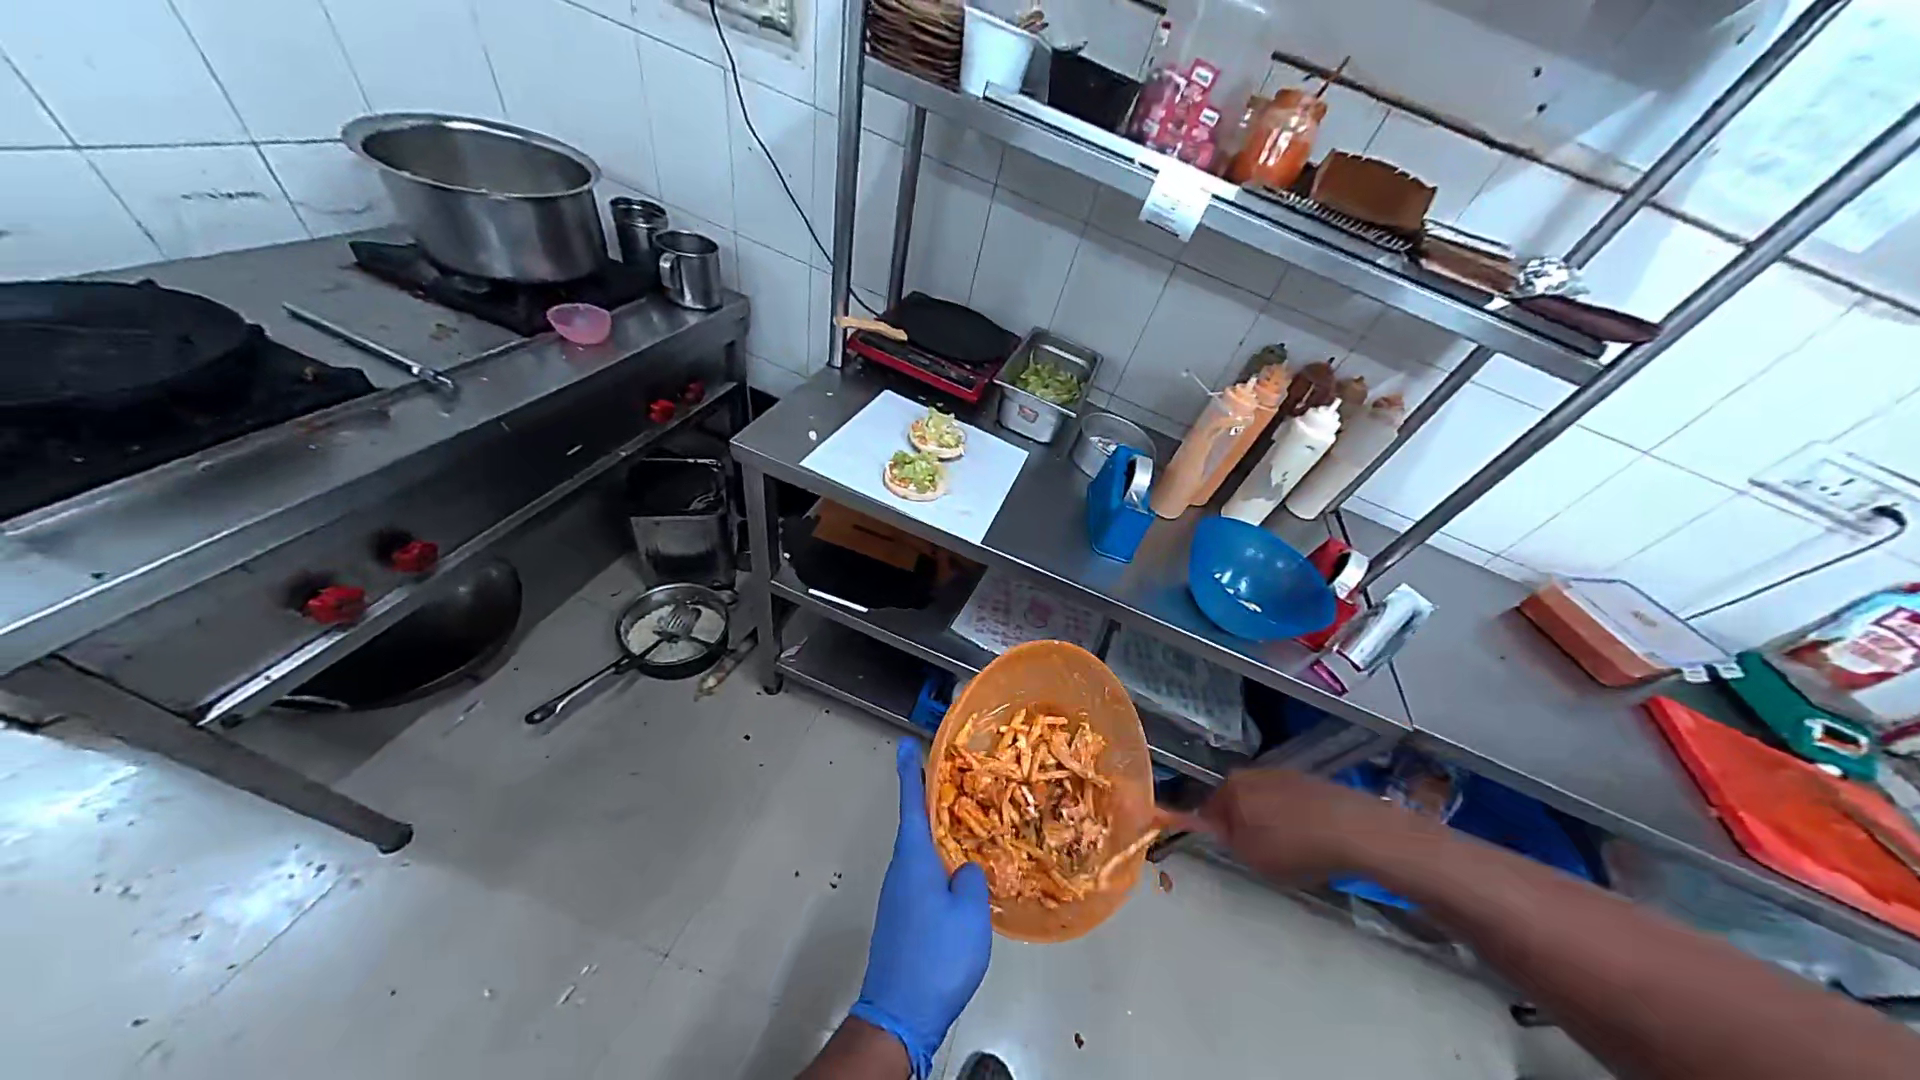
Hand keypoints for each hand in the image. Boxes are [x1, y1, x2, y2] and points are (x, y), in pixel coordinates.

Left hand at [850, 739, 991, 1078]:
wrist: (900, 1012)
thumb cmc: (937, 955)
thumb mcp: (969, 912)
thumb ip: (971, 879)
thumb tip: (964, 868)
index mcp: (914, 858)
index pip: (912, 803)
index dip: (910, 771)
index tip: (906, 744)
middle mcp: (901, 868)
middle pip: (917, 823)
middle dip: (932, 798)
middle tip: (955, 776)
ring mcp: (899, 893)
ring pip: (921, 850)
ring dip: (940, 832)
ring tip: (968, 820)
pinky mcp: (902, 914)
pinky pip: (923, 873)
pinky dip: (940, 860)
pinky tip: (961, 871)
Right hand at [1182, 767, 1437, 884]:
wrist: (1354, 829)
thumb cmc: (1295, 847)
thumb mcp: (1252, 858)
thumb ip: (1228, 842)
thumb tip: (1220, 830)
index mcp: (1231, 789)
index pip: (1207, 809)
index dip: (1214, 831)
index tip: (1228, 849)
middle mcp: (1251, 774)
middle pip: (1235, 800)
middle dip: (1241, 821)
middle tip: (1257, 850)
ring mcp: (1281, 773)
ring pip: (1262, 798)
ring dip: (1267, 817)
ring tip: (1288, 845)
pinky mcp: (1308, 779)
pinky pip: (1288, 799)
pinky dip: (1291, 815)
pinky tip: (1308, 835)